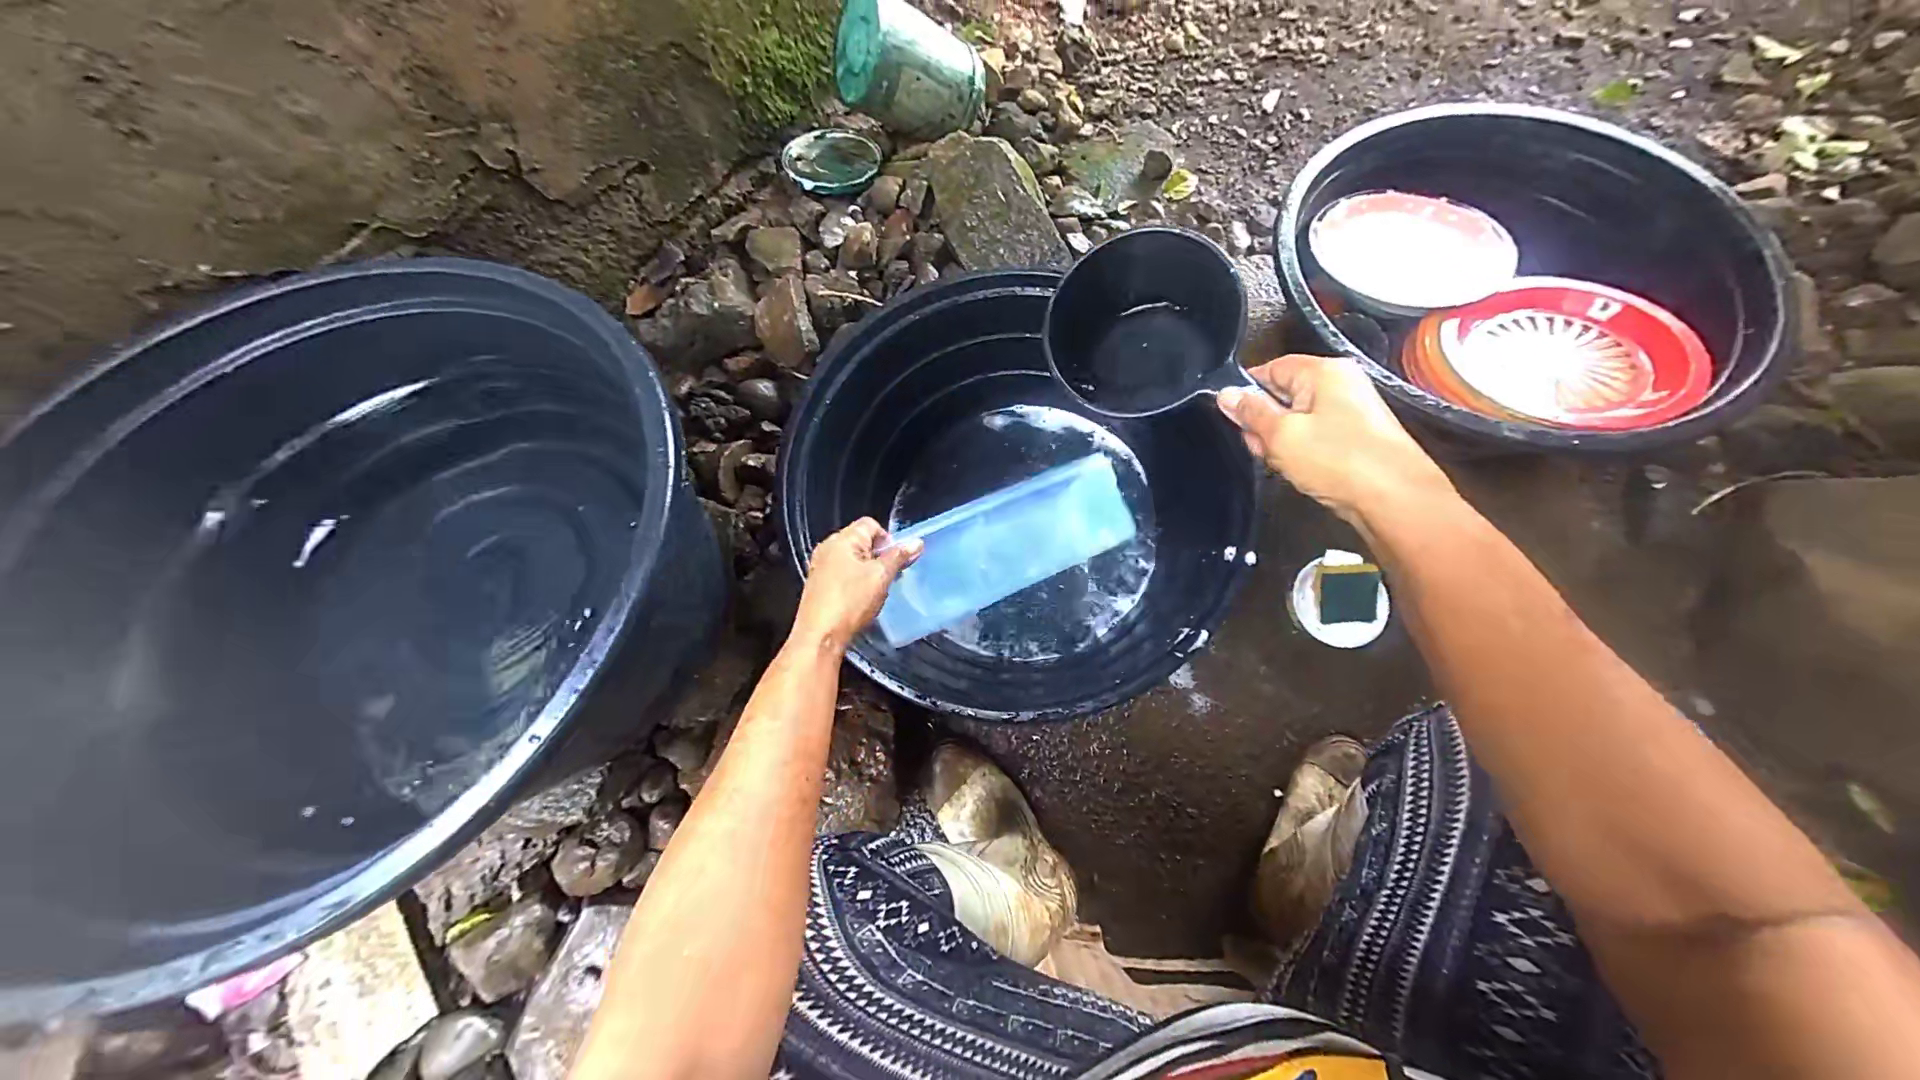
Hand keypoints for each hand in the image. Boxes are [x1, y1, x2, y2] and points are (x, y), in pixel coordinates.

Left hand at [792, 518, 922, 651]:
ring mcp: (821, 567)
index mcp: (842, 539)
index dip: (888, 540)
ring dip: (868, 572)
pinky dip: (855, 584)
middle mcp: (828, 548)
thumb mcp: (881, 577)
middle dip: (879, 557)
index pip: (871, 524)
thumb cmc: (848, 603)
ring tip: (875, 592)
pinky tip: (861, 601)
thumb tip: (916, 542)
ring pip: (853, 560)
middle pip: (862, 541)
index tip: (896, 560)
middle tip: (888, 577)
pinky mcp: (819, 585)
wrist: (820, 636)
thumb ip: (899, 557)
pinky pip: (843, 575)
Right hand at [1216, 355, 1456, 528]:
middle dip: (1264, 424)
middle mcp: (1340, 385)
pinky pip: (1312, 437)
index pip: (1270, 369)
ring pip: (1295, 420)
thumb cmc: (1343, 461)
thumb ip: (1250, 412)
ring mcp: (1349, 411)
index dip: (1247, 393)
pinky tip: (1301, 471)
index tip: (1234, 417)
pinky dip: (1300, 453)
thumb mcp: (1281, 435)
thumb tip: (1227, 395)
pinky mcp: (1352, 436)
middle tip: (1264, 447)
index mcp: (1324, 372)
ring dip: (1281, 443)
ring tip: (1287, 463)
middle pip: (1281, 395)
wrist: (1393, 498)